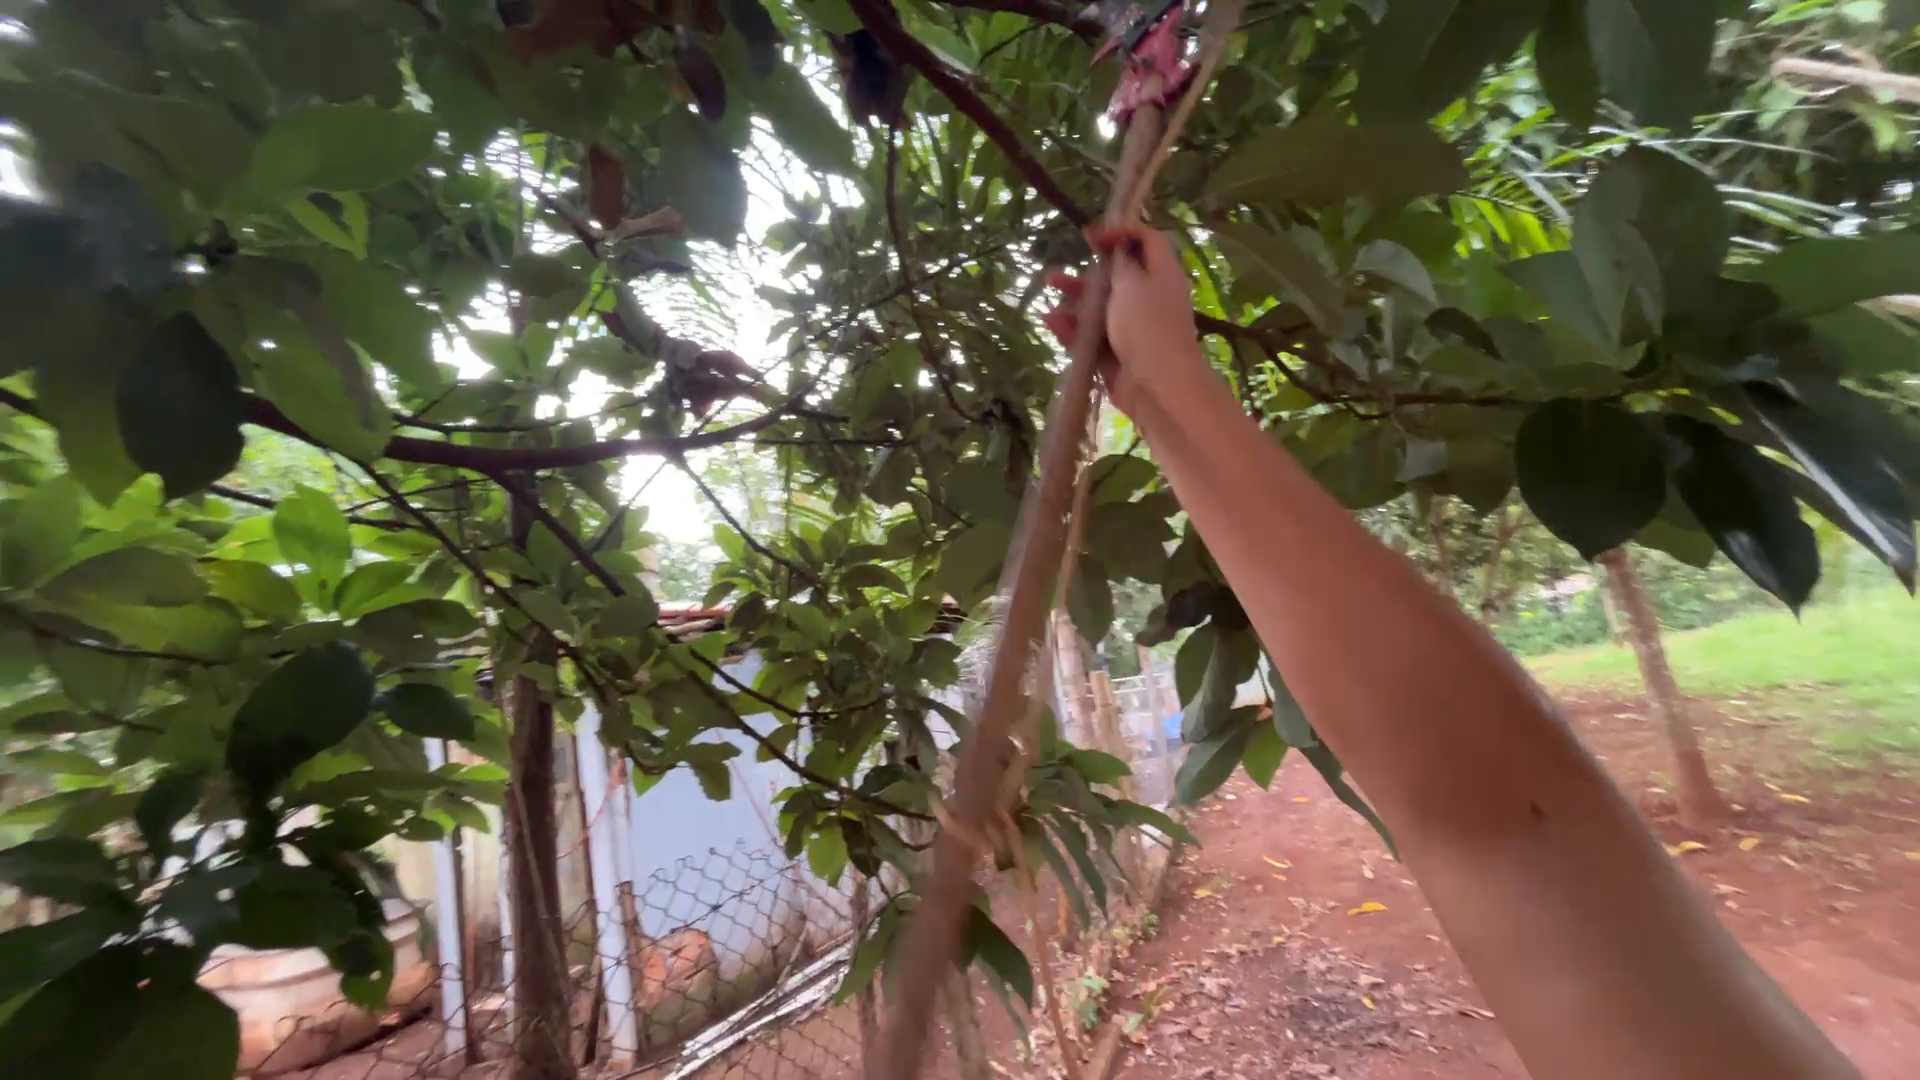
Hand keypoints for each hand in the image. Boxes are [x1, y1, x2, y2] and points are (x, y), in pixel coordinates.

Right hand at [1042, 223, 1203, 415]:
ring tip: (1049, 289)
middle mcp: (1148, 298)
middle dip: (1087, 271)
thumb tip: (1119, 251)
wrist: (1157, 386)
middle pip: (1116, 277)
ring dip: (1074, 297)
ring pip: (1100, 307)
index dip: (1121, 232)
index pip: (1146, 241)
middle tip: (1062, 266)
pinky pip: (1091, 336)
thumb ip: (1121, 264)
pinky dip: (1072, 328)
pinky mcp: (1116, 354)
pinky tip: (1052, 321)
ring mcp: (1131, 329)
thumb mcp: (1132, 284)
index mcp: (1161, 275)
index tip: (1092, 236)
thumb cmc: (1147, 326)